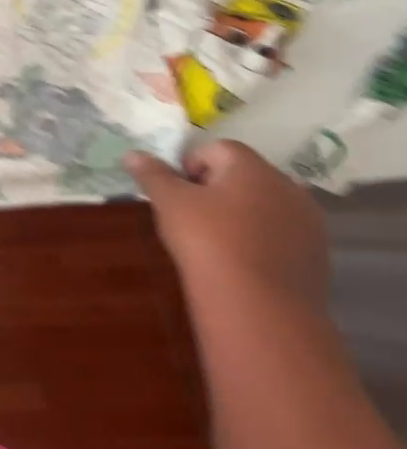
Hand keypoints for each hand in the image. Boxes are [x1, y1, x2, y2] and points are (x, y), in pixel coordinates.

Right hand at [125, 140, 328, 309]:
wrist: (258, 300)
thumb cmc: (207, 239)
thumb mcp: (168, 202)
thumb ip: (152, 174)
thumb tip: (134, 154)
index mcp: (253, 169)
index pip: (218, 148)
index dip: (190, 164)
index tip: (176, 192)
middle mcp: (288, 187)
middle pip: (244, 174)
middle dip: (215, 187)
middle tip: (190, 214)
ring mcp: (309, 220)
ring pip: (264, 203)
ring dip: (239, 211)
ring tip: (215, 237)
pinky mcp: (315, 249)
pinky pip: (281, 230)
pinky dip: (259, 235)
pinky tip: (240, 256)